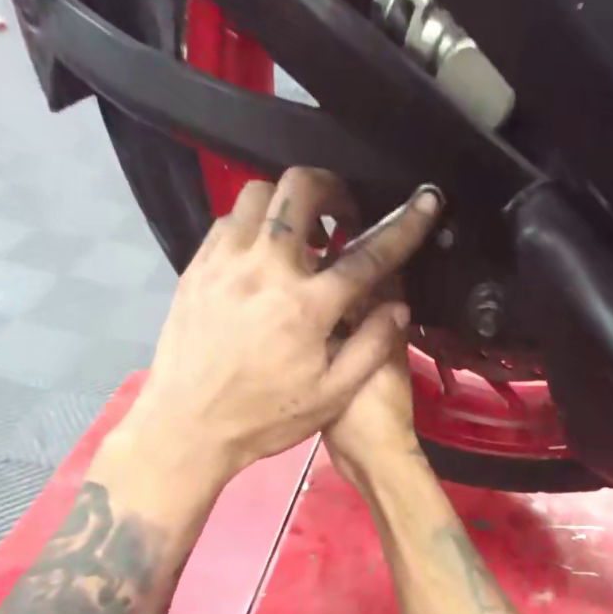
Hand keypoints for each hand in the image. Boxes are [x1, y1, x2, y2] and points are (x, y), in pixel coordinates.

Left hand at [108, 169, 441, 499]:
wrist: (187, 426)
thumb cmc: (266, 417)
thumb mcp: (332, 396)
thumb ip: (372, 347)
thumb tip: (399, 307)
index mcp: (307, 307)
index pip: (367, 255)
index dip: (403, 226)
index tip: (425, 204)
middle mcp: (265, 270)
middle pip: (299, 190)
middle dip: (332, 187)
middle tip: (343, 215)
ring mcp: (225, 263)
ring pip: (258, 193)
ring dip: (289, 202)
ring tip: (303, 233)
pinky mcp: (197, 267)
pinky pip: (229, 220)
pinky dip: (255, 222)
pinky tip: (265, 253)